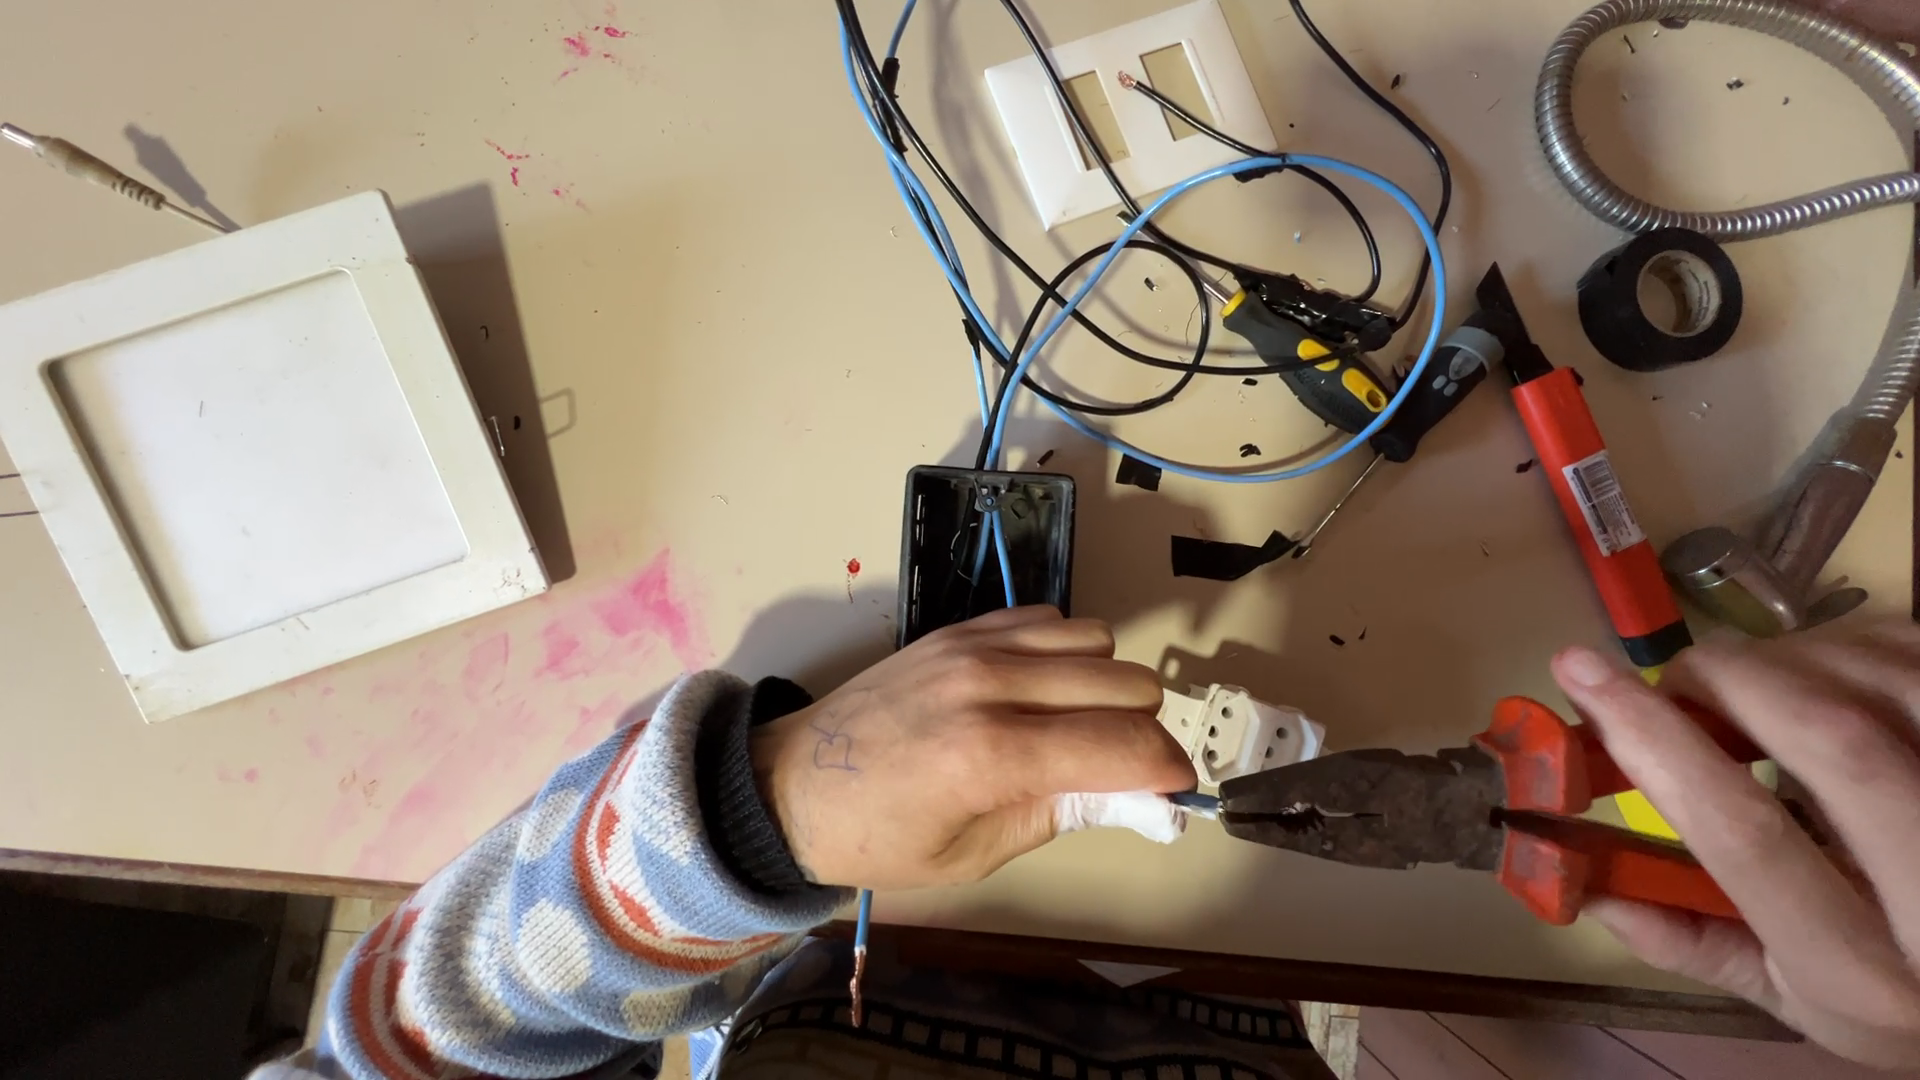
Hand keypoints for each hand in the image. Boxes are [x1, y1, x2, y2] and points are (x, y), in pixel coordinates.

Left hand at [750, 606, 1193, 889]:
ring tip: (1076, 719)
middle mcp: (991, 684)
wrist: (794, 781)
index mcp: (993, 755)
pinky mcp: (959, 627)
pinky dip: (1063, 649)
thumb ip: (1065, 811)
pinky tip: (1038, 685)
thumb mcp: (977, 853)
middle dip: (1141, 729)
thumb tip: (1144, 796)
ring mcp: (973, 645)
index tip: (1172, 787)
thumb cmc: (881, 837)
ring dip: (1105, 680)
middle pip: (1125, 682)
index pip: (1125, 745)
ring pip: (1094, 637)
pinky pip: (1046, 617)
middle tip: (1119, 763)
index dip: (1168, 768)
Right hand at [1550, 620, 1919, 1067]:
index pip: (1739, 827)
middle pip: (1825, 731)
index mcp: (1865, 963)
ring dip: (1785, 657)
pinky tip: (1831, 678)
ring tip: (1758, 687)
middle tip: (1681, 681)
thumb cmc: (1918, 1004)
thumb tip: (1574, 875)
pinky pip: (1911, 655)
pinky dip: (1850, 647)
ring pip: (1875, 681)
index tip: (1574, 668)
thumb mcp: (1811, 1004)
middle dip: (1721, 677)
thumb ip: (1692, 942)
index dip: (1649, 736)